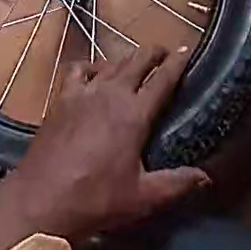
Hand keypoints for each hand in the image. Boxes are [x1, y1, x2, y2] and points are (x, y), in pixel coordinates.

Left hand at [0, 46, 209, 241]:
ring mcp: (83, 92)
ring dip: (125, 59)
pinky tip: (95, 74)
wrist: (44, 196)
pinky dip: (91, 66)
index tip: (187, 51)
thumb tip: (206, 176)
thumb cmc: (97, 198)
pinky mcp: (61, 97)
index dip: (176, 64)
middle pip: (135, 61)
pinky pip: (78, 70)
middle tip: (165, 52)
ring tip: (135, 63)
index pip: (161, 80)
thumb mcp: (143, 197)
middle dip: (152, 53)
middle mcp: (110, 94)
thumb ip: (177, 184)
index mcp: (134, 114)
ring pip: (109, 63)